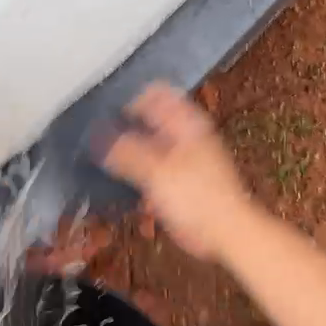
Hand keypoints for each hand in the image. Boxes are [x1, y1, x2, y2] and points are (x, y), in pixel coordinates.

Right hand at [99, 83, 259, 261]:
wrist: (226, 232)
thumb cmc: (201, 198)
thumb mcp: (156, 171)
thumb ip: (127, 152)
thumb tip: (99, 139)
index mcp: (185, 123)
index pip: (154, 93)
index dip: (130, 100)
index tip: (107, 115)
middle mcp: (185, 136)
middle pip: (150, 119)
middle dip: (125, 126)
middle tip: (100, 138)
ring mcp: (183, 159)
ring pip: (149, 144)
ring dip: (128, 151)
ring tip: (104, 159)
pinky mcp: (179, 182)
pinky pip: (151, 169)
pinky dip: (136, 173)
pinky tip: (121, 183)